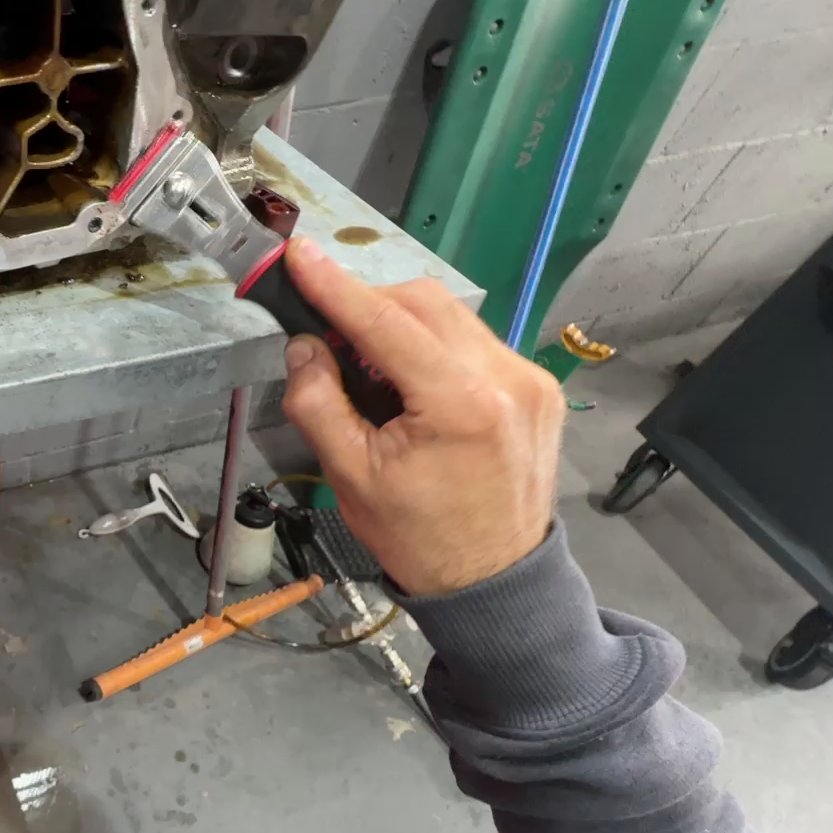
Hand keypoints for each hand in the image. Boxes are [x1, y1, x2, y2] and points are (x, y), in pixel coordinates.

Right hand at [278, 237, 563, 594]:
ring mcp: (528, 377)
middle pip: (424, 302)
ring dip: (395, 324)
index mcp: (460, 404)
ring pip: (449, 315)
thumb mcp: (347, 474)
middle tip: (324, 334)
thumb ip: (318, 402)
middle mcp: (506, 376)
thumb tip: (305, 346)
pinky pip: (468, 340)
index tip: (299, 256)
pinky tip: (404, 383)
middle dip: (365, 303)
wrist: (491, 576)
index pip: (386, 323)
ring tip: (363, 369)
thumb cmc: (414, 534)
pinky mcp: (533, 385)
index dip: (335, 287)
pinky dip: (424, 345)